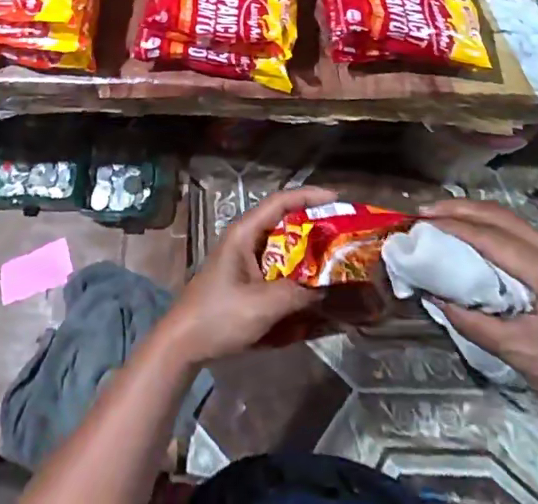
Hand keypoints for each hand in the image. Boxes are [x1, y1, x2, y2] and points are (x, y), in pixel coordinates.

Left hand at [157, 187, 337, 365]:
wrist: (185, 342)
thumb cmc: (219, 315)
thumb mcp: (262, 305)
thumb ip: (299, 293)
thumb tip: (334, 288)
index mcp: (244, 234)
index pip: (279, 203)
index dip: (309, 197)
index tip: (340, 199)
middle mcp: (246, 242)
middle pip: (287, 226)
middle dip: (318, 231)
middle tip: (352, 240)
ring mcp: (247, 262)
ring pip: (287, 251)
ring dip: (313, 257)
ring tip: (346, 266)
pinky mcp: (250, 283)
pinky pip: (282, 274)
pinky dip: (302, 279)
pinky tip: (323, 294)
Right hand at [417, 198, 537, 438]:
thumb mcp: (517, 353)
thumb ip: (470, 320)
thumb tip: (430, 294)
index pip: (493, 238)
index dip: (452, 227)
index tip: (418, 224)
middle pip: (503, 218)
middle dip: (459, 210)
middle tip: (423, 214)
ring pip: (512, 223)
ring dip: (473, 217)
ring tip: (439, 220)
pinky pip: (521, 237)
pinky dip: (490, 230)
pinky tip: (470, 237)